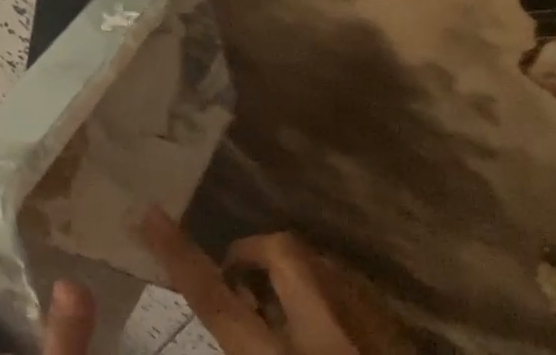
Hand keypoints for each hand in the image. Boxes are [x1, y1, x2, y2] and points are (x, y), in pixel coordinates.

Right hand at [139, 207, 394, 354]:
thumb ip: (243, 342)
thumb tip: (229, 316)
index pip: (215, 298)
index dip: (177, 254)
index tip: (147, 214)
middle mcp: (328, 338)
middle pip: (281, 255)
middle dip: (251, 253)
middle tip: (237, 280)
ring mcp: (376, 335)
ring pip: (326, 268)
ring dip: (293, 273)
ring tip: (281, 308)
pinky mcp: (407, 343)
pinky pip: (360, 298)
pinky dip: (333, 299)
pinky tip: (330, 332)